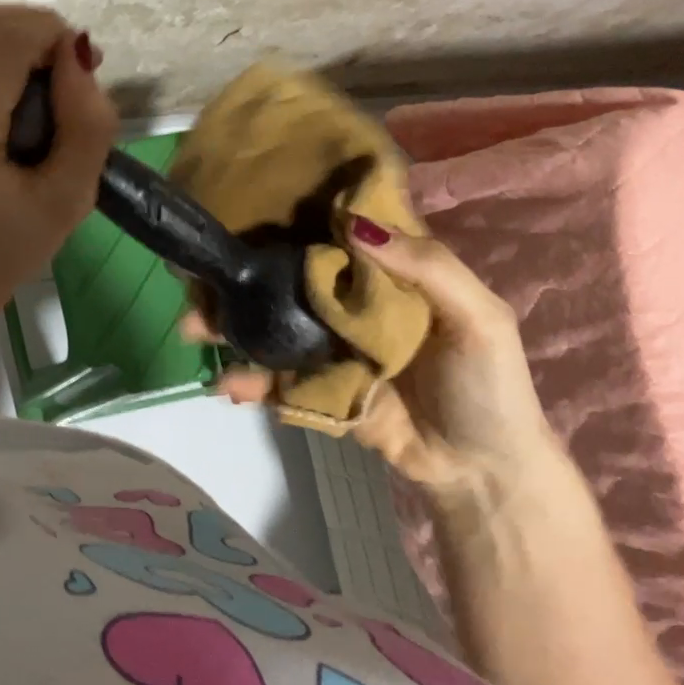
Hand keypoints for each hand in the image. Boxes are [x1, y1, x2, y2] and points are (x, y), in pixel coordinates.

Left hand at [0, 2, 117, 334]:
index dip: (54, 36)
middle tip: (67, 79)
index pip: (6, 37)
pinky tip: (9, 102)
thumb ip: (86, 122)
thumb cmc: (4, 253)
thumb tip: (76, 52)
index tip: (83, 75)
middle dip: (35, 31)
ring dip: (11, 40)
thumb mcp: (68, 200)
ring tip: (42, 89)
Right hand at [191, 219, 560, 501]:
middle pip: (284, 282)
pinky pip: (274, 380)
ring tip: (194, 331)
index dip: (291, 222)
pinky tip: (227, 385)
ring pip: (269, 327)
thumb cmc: (489, 387)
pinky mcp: (315, 391)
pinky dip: (247, 381)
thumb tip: (353, 224)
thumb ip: (427, 267)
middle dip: (239, 278)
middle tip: (197, 279)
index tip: (240, 210)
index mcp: (388, 279)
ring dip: (228, 327)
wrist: (483, 474)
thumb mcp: (479, 319)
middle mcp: (349, 306)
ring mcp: (327, 350)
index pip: (333, 239)